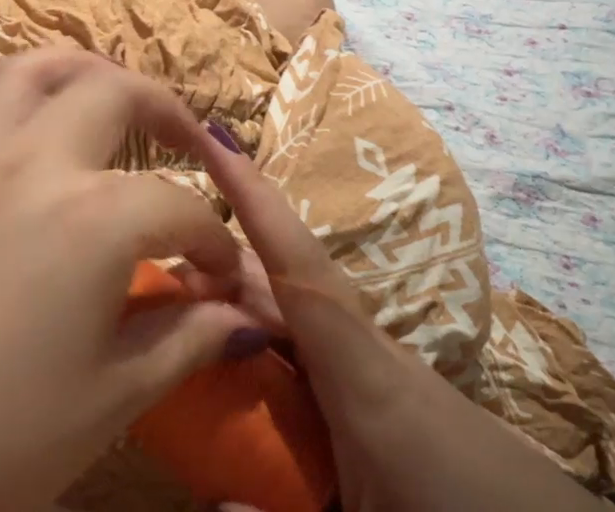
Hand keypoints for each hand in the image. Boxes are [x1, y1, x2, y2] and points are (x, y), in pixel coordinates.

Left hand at [0, 48, 265, 511]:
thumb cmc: (2, 437)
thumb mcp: (113, 395)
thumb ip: (185, 339)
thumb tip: (243, 317)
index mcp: (96, 216)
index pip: (180, 208)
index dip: (215, 243)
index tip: (224, 282)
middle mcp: (34, 164)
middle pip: (111, 94)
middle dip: (164, 109)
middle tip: (189, 144)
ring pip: (21, 75)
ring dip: (70, 68)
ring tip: (103, 86)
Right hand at [191, 126, 605, 511]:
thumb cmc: (459, 510)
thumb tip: (207, 504)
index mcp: (360, 373)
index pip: (299, 268)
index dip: (255, 201)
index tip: (217, 140)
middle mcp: (367, 352)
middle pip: (285, 280)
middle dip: (222, 249)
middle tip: (155, 241)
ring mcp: (380, 366)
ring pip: (299, 309)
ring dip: (242, 288)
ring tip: (182, 287)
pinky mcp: (387, 388)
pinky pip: (315, 340)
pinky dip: (271, 325)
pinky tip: (246, 345)